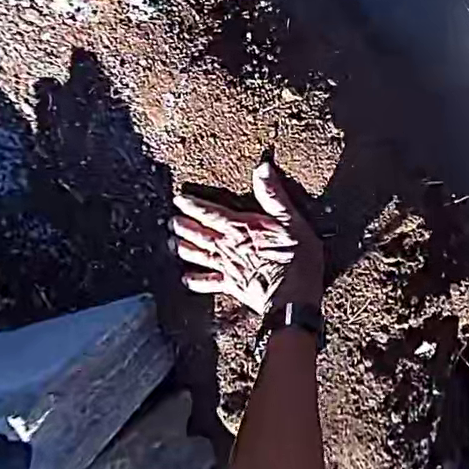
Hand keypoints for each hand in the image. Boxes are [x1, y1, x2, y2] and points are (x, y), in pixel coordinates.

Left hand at [172, 159, 324, 314]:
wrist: (292, 300)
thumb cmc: (296, 259)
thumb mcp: (292, 220)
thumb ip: (274, 195)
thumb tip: (263, 169)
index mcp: (242, 228)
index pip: (211, 213)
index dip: (194, 205)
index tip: (180, 198)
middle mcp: (229, 247)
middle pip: (200, 234)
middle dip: (184, 225)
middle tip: (171, 220)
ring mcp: (228, 268)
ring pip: (199, 255)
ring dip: (185, 248)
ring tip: (172, 242)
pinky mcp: (232, 286)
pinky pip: (208, 283)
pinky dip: (195, 281)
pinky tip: (186, 279)